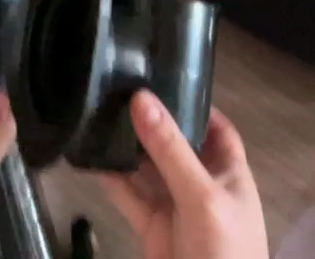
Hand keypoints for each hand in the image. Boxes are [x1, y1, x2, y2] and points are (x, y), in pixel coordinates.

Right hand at [100, 93, 267, 258]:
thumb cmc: (225, 256)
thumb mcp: (202, 199)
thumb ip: (170, 150)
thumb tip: (141, 97)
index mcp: (229, 173)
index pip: (215, 126)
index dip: (194, 101)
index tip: (161, 73)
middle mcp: (201, 184)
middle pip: (173, 142)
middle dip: (148, 119)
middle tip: (113, 85)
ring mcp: (175, 207)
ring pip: (146, 166)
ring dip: (124, 145)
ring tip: (94, 111)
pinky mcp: (151, 228)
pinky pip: (127, 194)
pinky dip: (108, 177)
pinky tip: (85, 156)